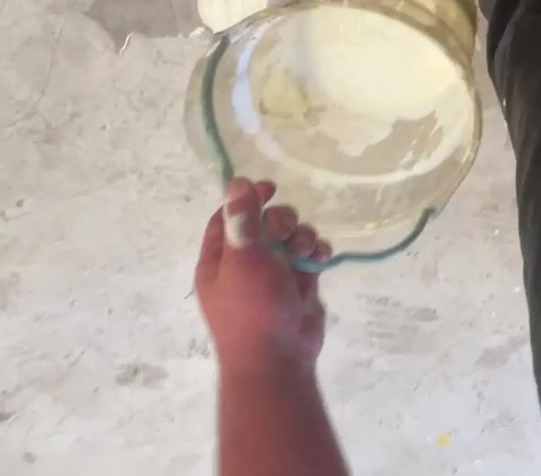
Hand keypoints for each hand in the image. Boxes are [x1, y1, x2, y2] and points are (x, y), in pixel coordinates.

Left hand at [196, 178, 333, 375]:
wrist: (278, 357)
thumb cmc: (252, 309)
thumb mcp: (244, 260)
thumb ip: (241, 221)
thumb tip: (236, 183)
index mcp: (220, 261)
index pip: (228, 218)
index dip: (246, 200)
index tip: (270, 188)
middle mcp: (244, 264)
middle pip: (265, 224)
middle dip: (283, 221)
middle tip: (287, 233)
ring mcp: (273, 274)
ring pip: (292, 236)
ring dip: (303, 237)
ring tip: (305, 253)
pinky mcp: (298, 282)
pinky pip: (310, 254)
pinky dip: (317, 253)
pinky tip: (320, 262)